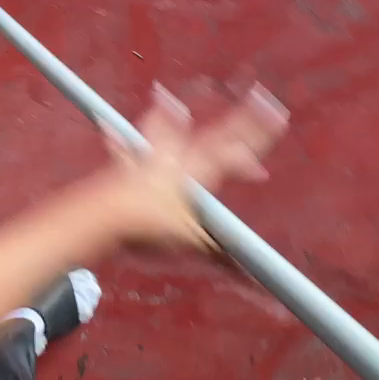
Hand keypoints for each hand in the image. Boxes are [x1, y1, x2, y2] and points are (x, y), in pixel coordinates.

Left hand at [87, 83, 289, 247]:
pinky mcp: (120, 168)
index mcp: (197, 175)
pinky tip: (106, 126)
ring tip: (165, 97)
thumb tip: (254, 282)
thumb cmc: (149, 228)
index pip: (236, 151)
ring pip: (161, 133)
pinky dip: (116, 139)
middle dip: (239, 120)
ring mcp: (146, 161)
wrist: (102, 217)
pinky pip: (121, 150)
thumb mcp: (192, 246)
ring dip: (165, 118)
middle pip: (211, 137)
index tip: (276, 114)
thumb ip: (223, 258)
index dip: (258, 132)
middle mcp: (174, 161)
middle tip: (256, 97)